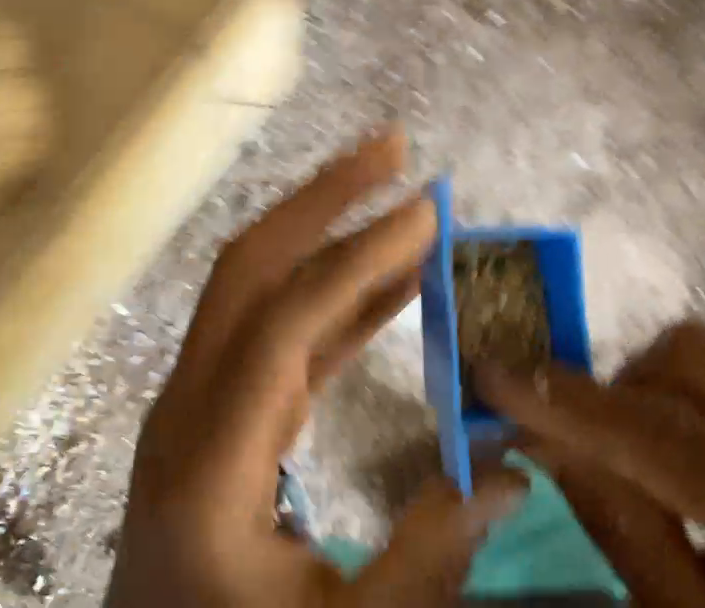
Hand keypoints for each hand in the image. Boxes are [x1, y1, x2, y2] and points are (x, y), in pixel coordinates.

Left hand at [107, 129, 527, 607]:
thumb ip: (428, 555)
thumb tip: (514, 466)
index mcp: (207, 458)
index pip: (282, 325)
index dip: (358, 261)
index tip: (426, 211)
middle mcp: (190, 407)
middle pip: (248, 269)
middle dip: (321, 199)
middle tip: (393, 148)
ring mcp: (199, 405)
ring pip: (257, 289)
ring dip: (325, 232)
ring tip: (397, 190)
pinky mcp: (220, 415)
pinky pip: (278, 338)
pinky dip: (334, 299)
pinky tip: (391, 281)